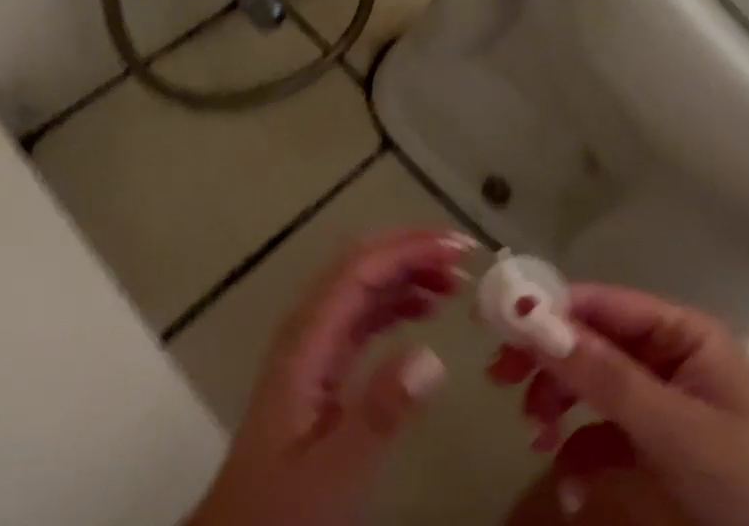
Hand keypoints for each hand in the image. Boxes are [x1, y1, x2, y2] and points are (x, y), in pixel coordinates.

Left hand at [189, 228, 477, 525]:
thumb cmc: (284, 506)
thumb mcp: (337, 468)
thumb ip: (380, 413)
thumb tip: (433, 354)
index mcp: (305, 343)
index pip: (356, 272)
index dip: (406, 249)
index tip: (457, 248)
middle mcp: (306, 333)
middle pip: (357, 267)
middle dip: (409, 251)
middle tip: (465, 257)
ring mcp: (312, 349)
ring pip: (360, 289)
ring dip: (406, 274)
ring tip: (456, 283)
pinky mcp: (321, 369)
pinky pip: (361, 318)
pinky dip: (396, 304)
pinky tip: (425, 313)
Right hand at [489, 284, 748, 525]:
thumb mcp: (675, 430)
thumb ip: (603, 375)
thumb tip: (530, 317)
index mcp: (682, 334)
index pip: (599, 303)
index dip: (545, 309)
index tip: (494, 323)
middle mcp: (667, 357)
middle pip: (587, 341)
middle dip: (545, 362)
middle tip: (499, 378)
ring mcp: (660, 403)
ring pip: (587, 386)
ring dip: (555, 409)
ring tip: (536, 437)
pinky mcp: (656, 447)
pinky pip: (600, 435)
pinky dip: (577, 455)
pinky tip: (568, 488)